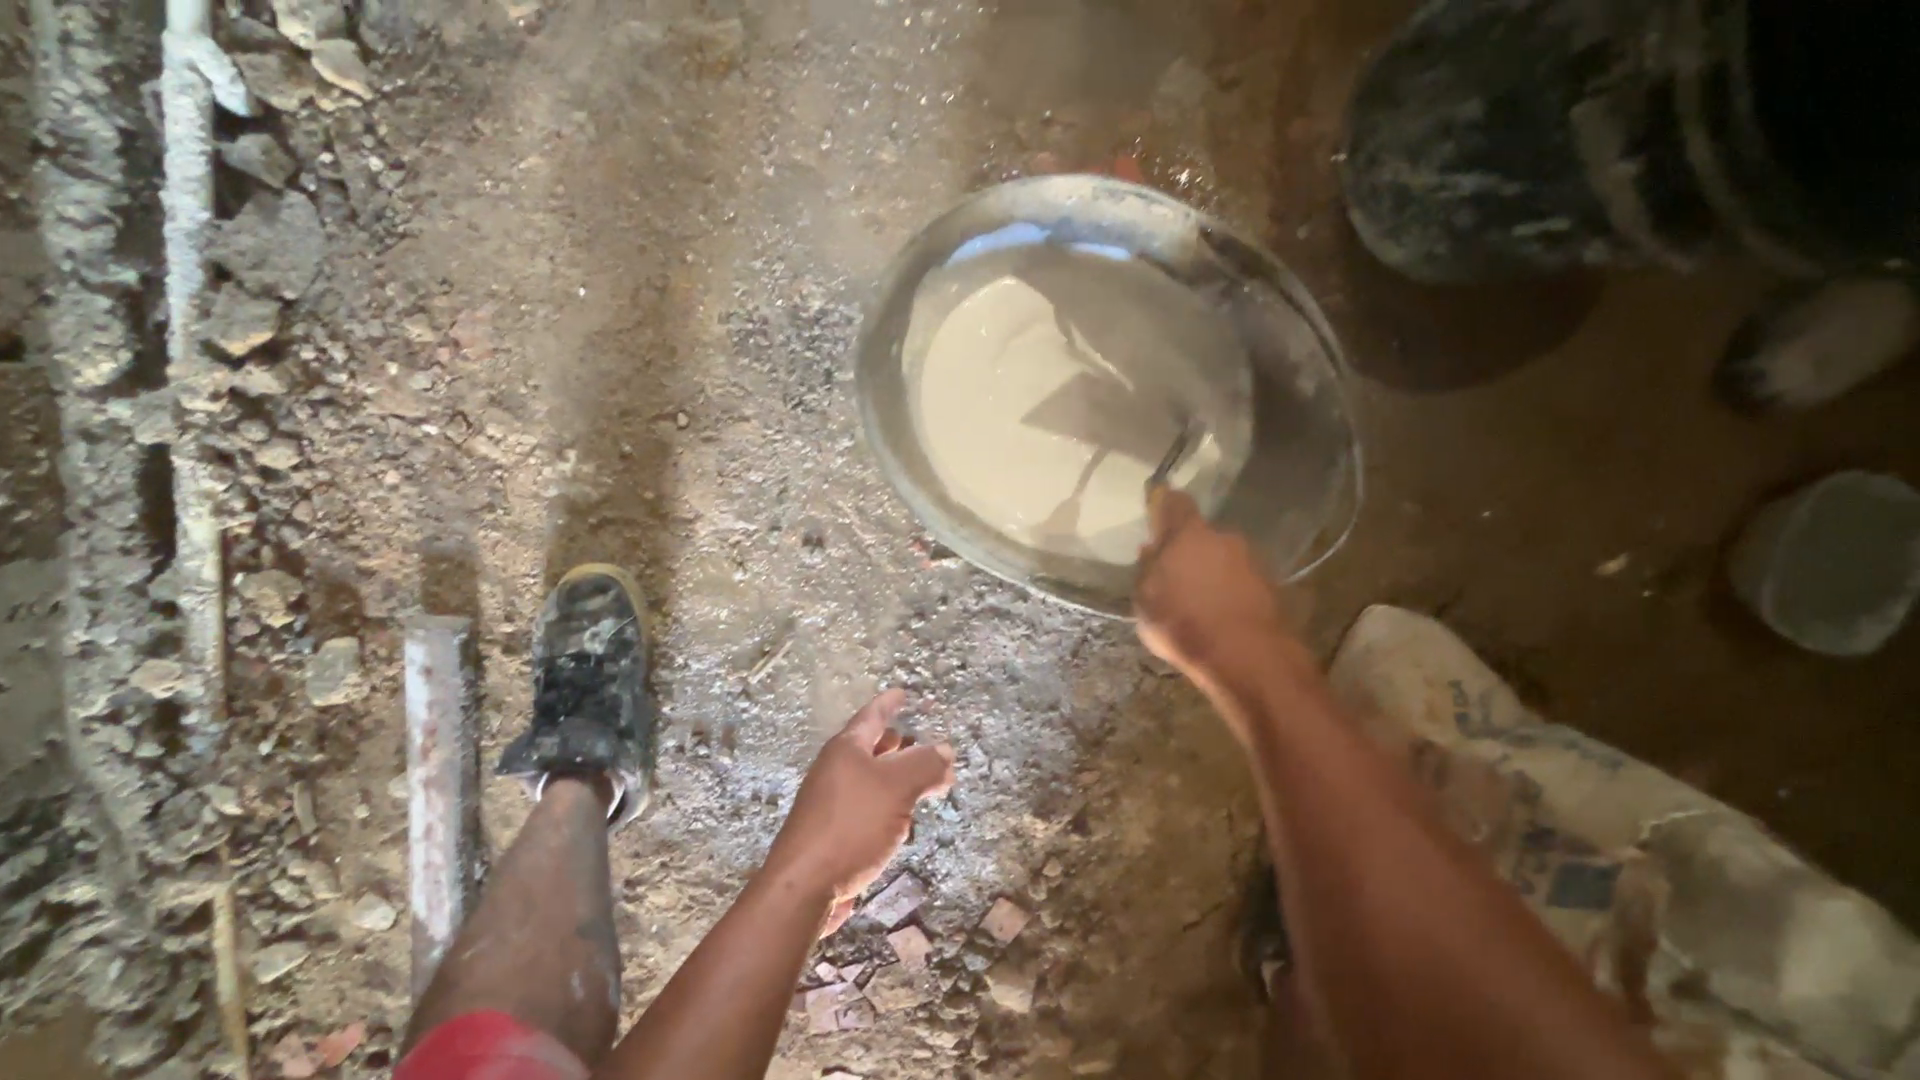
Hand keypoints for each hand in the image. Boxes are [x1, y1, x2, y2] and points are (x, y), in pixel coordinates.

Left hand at [762, 690, 955, 935]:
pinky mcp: (835, 834)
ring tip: (923, 780)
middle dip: (896, 742)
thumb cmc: (852, 825)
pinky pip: (868, 808)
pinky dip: (889, 806)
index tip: (903, 692)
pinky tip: (903, 821)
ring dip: (896, 777)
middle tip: (920, 738)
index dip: (889, 703)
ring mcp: (832, 804)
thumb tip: (945, 750)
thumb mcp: (897, 787)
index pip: (872, 716)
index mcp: (846, 750)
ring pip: (871, 780)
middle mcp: (835, 771)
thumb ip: (924, 765)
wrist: (805, 887)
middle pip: (870, 748)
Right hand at [1134, 487, 1298, 700]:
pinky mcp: (1271, 587)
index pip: (1175, 502)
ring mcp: (1253, 561)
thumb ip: (1146, 570)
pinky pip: (1242, 582)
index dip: (1164, 504)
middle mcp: (1224, 538)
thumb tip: (1151, 550)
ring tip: (1199, 602)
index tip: (1157, 510)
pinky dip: (1231, 592)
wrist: (1246, 656)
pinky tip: (1221, 616)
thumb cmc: (1183, 622)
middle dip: (1189, 549)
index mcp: (1189, 534)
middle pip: (1202, 535)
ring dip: (1212, 572)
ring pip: (1224, 559)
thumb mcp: (1145, 600)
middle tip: (1175, 574)